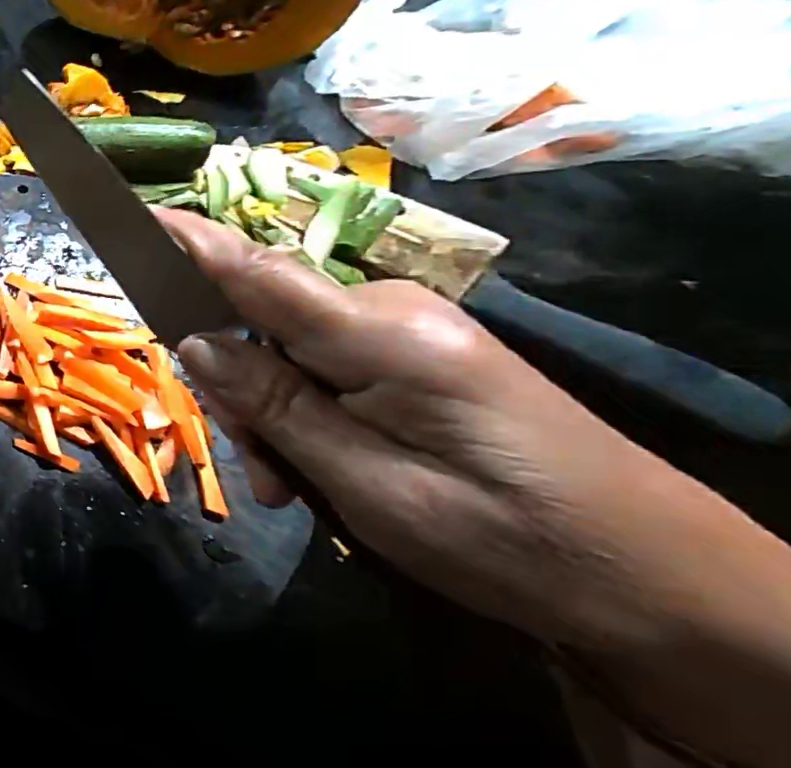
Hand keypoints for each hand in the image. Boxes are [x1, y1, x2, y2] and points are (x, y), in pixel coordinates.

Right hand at [154, 208, 790, 766]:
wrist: (652, 576)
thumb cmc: (507, 537)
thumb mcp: (369, 484)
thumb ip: (276, 405)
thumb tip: (197, 341)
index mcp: (380, 332)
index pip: (259, 273)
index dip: (192, 243)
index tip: (138, 212)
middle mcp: (388, 308)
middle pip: (264, 321)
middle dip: (240, 387)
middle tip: (260, 475)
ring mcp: (405, 327)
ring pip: (289, 349)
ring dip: (273, 413)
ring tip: (294, 492)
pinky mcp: (416, 351)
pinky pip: (327, 364)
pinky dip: (306, 413)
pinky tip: (319, 472)